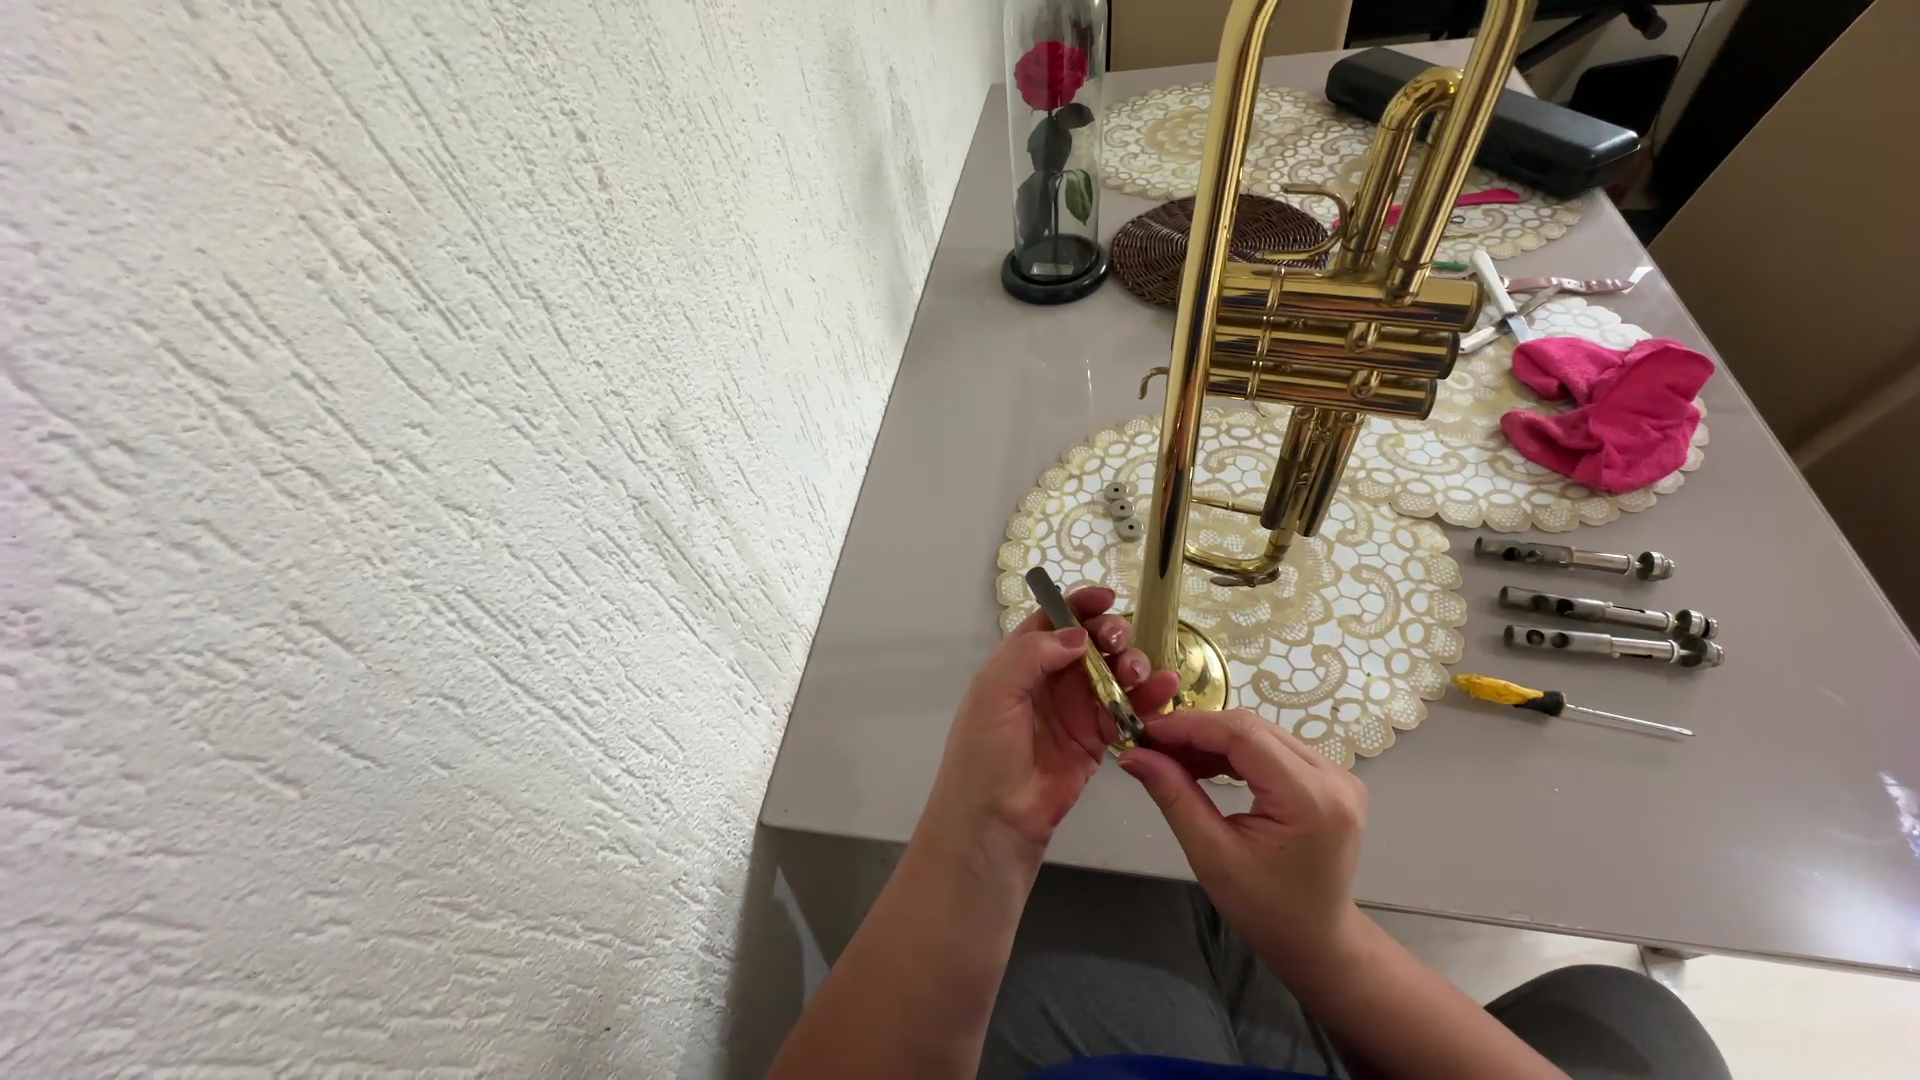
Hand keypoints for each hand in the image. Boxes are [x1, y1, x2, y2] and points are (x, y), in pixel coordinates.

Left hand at [919, 587, 1180, 862]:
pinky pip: (1126, 710)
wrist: (996, 818)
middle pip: (1089, 643)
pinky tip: (1164, 689)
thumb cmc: (984, 752)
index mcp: (1019, 662)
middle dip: (1110, 635)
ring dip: (1132, 665)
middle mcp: (1049, 680)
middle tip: (1118, 645)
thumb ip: (1032, 655)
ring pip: (1112, 673)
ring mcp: (1075, 709)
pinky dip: (1148, 698)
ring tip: (1140, 674)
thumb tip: (1078, 634)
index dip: (1078, 605)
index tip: (1106, 599)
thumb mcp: (994, 693)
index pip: (1052, 621)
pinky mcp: (1097, 738)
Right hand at [1117, 710, 1367, 973]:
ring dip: (1212, 739)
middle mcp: (1333, 776)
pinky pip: (1272, 747)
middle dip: (1197, 730)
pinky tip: (1203, 764)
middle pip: (1252, 729)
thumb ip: (1174, 797)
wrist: (1316, 941)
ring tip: (1171, 756)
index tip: (1146, 731)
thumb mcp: (1211, 856)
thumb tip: (1132, 755)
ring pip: (1260, 733)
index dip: (1190, 726)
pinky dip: (1233, 751)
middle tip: (1151, 744)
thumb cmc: (1265, 909)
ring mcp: (1336, 774)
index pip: (1244, 736)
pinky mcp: (1328, 778)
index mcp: (1312, 799)